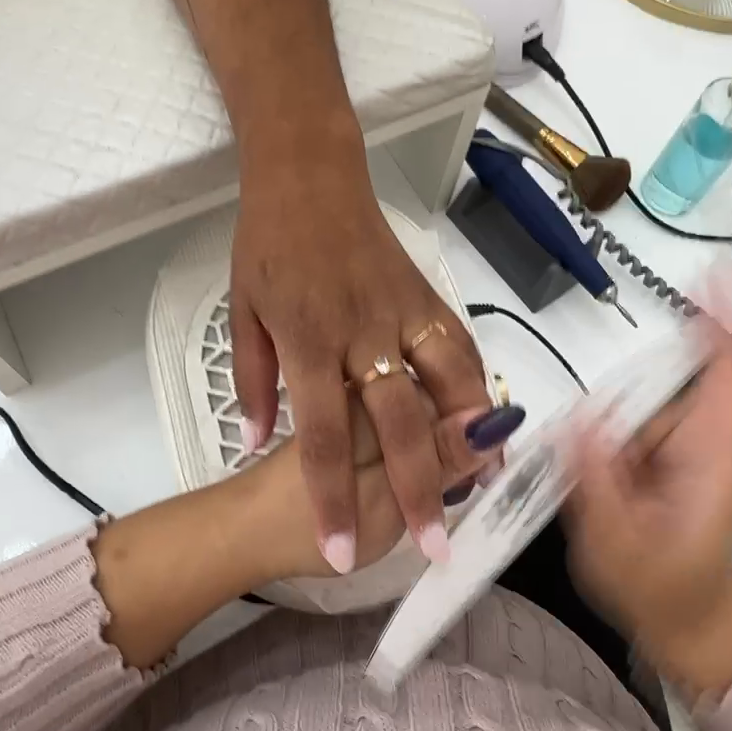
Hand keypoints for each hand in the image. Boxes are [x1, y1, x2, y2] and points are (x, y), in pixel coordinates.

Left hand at [231, 169, 493, 573]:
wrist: (309, 176)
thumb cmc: (268, 245)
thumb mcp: (243, 311)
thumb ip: (253, 381)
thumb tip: (255, 442)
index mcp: (308, 343)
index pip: (321, 437)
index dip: (333, 500)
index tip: (342, 553)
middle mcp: (362, 334)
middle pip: (397, 423)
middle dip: (418, 489)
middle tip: (436, 544)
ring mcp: (402, 312)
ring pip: (449, 382)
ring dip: (472, 436)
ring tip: (489, 483)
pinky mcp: (427, 294)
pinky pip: (460, 345)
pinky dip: (476, 383)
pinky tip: (487, 417)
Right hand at [563, 316, 731, 693]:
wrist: (685, 617)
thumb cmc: (662, 590)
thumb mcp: (617, 546)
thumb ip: (596, 480)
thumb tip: (577, 417)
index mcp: (713, 461)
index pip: (730, 381)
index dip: (725, 327)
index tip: (713, 280)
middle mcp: (710, 440)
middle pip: (681, 382)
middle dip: (635, 396)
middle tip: (605, 455)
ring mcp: (691, 440)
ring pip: (650, 401)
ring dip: (614, 429)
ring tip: (604, 496)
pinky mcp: (672, 446)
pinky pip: (640, 418)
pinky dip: (611, 433)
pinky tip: (605, 483)